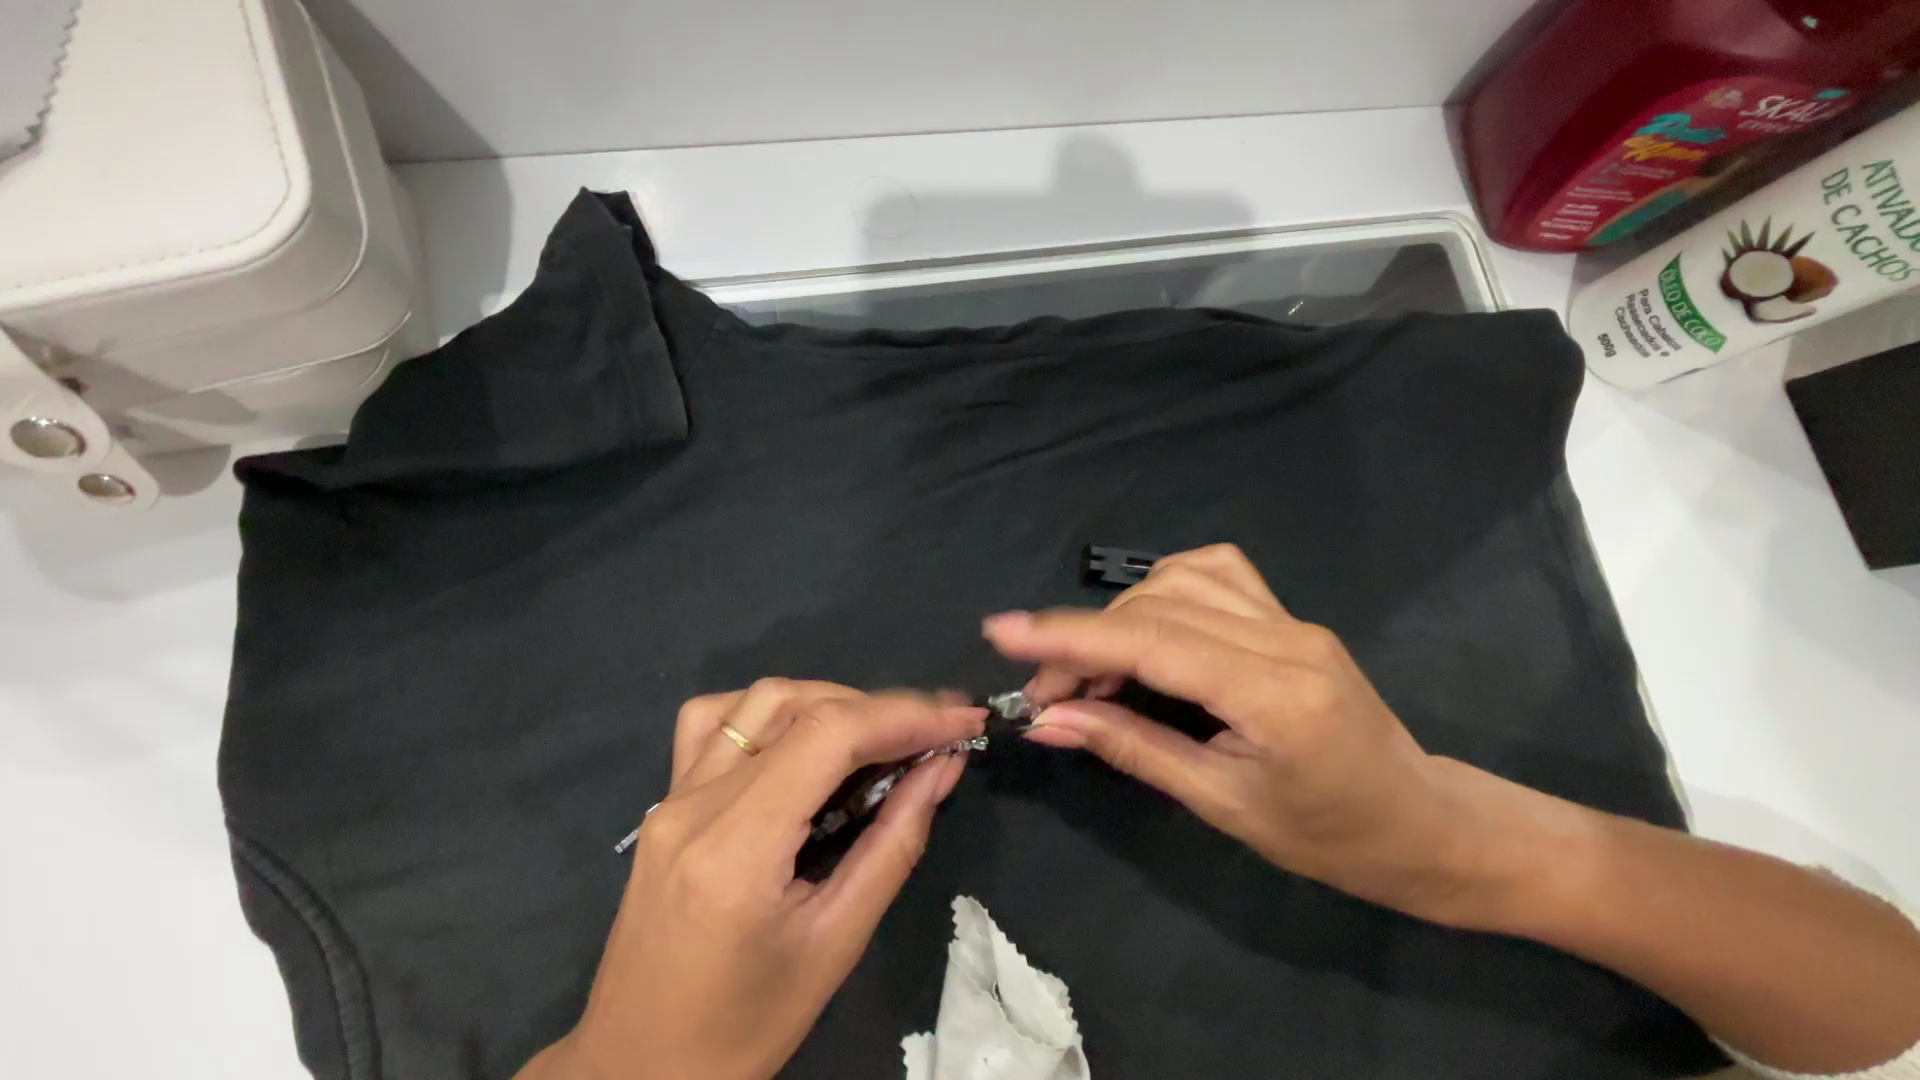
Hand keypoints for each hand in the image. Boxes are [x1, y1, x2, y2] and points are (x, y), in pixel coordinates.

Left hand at [518, 680, 984, 1079]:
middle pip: (797, 706)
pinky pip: (713, 724)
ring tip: (879, 739)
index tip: (962, 719)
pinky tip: (801, 740)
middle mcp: (695, 804)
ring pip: (757, 702)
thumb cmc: (748, 1025)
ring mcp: (670, 798)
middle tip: (935, 735)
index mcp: (737, 848)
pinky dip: (769, 713)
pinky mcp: (664, 803)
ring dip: (829, 703)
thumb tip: (943, 766)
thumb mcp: (837, 942)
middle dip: (879, 710)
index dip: (904, 714)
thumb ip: (895, 843)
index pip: (828, 735)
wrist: (640, 1067)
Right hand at [982, 544, 1509, 925]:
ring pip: (1182, 578)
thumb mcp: (1221, 805)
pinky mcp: (1291, 618)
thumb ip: (1132, 747)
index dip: (1069, 634)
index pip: (1152, 641)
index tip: (1002, 631)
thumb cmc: (1329, 838)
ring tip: (1095, 668)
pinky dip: (1163, 590)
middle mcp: (1284, 638)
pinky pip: (1215, 574)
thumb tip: (1050, 719)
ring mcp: (1292, 620)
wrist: (1425, 825)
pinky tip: (1147, 628)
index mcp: (1273, 695)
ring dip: (1120, 615)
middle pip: (1157, 606)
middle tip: (1047, 694)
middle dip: (1085, 641)